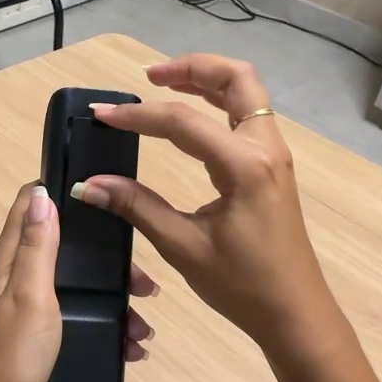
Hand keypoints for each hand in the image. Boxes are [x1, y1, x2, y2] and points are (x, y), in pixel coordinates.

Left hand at [0, 183, 156, 381]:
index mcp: (12, 258)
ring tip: (142, 325)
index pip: (30, 204)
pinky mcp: (39, 332)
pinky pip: (79, 317)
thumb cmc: (12, 351)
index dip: (60, 191)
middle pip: (68, 248)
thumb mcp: (30, 294)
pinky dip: (104, 326)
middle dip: (108, 260)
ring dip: (113, 300)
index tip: (103, 195)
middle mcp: (19, 274)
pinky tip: (128, 345)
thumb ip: (37, 246)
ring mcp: (29, 304)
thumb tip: (42, 192)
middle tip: (143, 282)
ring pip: (79, 287)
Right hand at [71, 56, 320, 351]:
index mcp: (245, 166)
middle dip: (192, 68)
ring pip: (247, 93)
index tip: (102, 115)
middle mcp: (265, 148)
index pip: (184, 123)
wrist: (294, 313)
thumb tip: (87, 185)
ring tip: (164, 85)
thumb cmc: (242, 285)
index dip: (138, 116)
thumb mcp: (182, 246)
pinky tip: (189, 118)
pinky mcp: (271, 167)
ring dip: (207, 81)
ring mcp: (273, 155)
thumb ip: (136, 207)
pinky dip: (218, 103)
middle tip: (149, 77)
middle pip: (237, 79)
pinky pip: (248, 116)